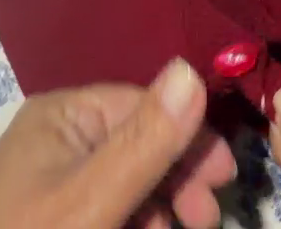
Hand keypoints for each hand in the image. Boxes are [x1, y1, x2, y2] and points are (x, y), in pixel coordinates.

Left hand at [0, 58, 237, 228]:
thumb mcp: (90, 200)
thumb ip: (143, 141)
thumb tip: (192, 67)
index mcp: (66, 114)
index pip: (146, 106)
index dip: (190, 137)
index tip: (226, 179)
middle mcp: (61, 136)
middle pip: (139, 143)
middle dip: (179, 176)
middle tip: (206, 219)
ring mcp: (55, 180)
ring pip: (128, 180)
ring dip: (162, 204)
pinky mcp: (54, 215)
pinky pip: (106, 205)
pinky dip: (135, 219)